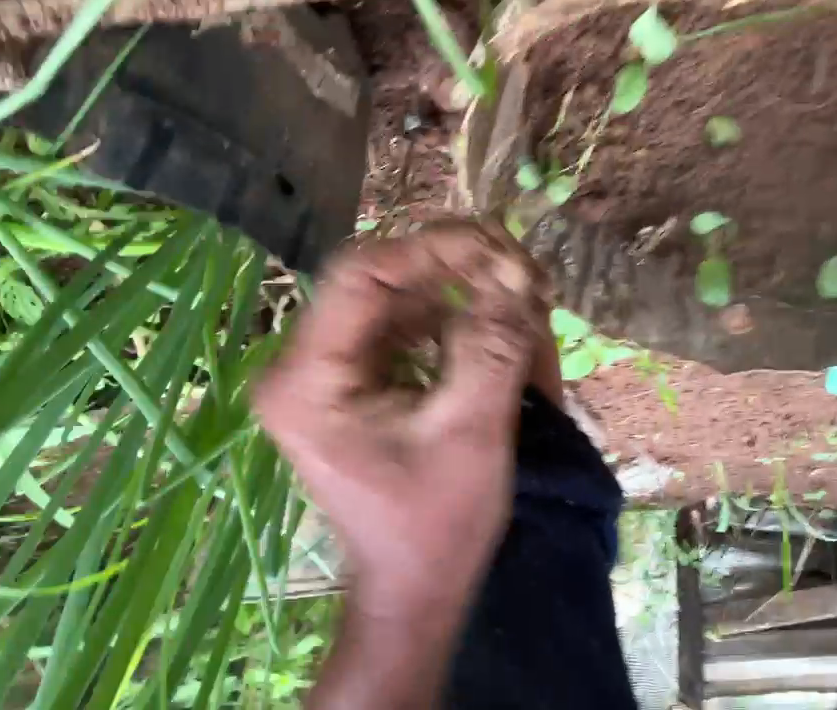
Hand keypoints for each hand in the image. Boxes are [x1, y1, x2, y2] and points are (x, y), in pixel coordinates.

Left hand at [253, 221, 556, 708]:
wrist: (416, 587)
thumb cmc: (436, 524)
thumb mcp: (472, 431)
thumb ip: (495, 344)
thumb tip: (517, 271)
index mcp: (310, 378)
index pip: (362, 274)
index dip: (435, 248)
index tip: (505, 253)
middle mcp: (308, 361)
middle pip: (384, 275)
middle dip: (461, 266)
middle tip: (527, 274)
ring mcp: (334, 365)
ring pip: (404, 290)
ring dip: (468, 285)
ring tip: (528, 295)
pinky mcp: (363, 373)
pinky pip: (414, 319)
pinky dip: (463, 312)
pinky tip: (507, 321)